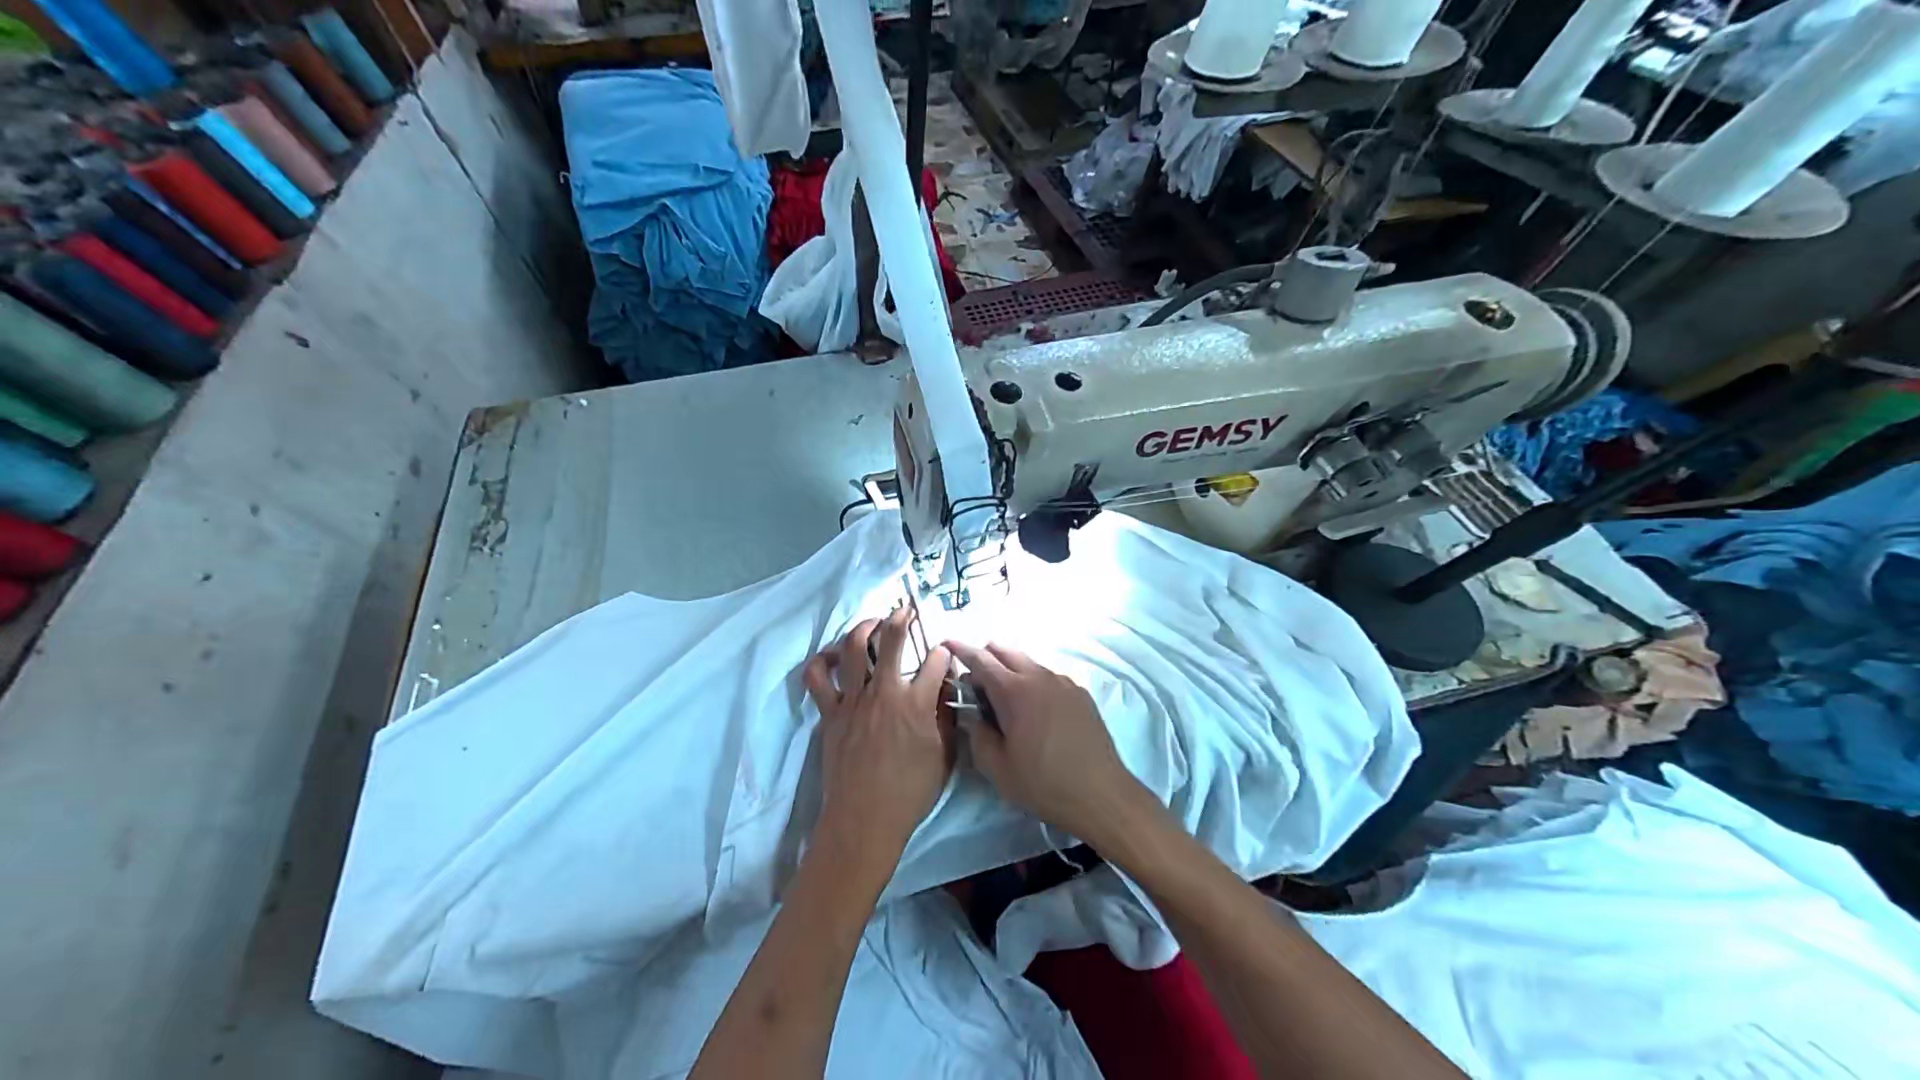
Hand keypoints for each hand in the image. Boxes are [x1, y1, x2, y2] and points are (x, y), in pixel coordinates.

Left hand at [804, 609, 953, 880]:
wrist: (864, 819)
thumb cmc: (910, 793)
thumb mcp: (943, 757)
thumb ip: (946, 721)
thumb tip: (946, 696)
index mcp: (917, 703)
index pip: (936, 662)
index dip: (944, 653)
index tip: (945, 654)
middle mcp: (885, 692)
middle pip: (893, 639)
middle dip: (903, 617)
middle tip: (907, 610)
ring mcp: (854, 700)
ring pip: (854, 647)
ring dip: (864, 627)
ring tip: (872, 623)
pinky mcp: (830, 713)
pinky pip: (818, 678)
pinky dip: (823, 661)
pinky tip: (833, 656)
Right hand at [943, 641, 1152, 845]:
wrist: (1100, 795)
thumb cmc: (1042, 783)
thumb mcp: (996, 767)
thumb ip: (976, 734)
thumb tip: (971, 714)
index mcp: (1014, 691)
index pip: (981, 659)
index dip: (961, 650)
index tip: (947, 643)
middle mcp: (1040, 677)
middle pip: (1006, 652)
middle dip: (986, 657)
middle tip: (975, 681)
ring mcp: (1064, 683)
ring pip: (1030, 664)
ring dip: (1011, 671)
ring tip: (1005, 700)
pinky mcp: (1081, 695)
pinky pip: (1050, 678)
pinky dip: (1034, 684)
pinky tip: (1035, 711)